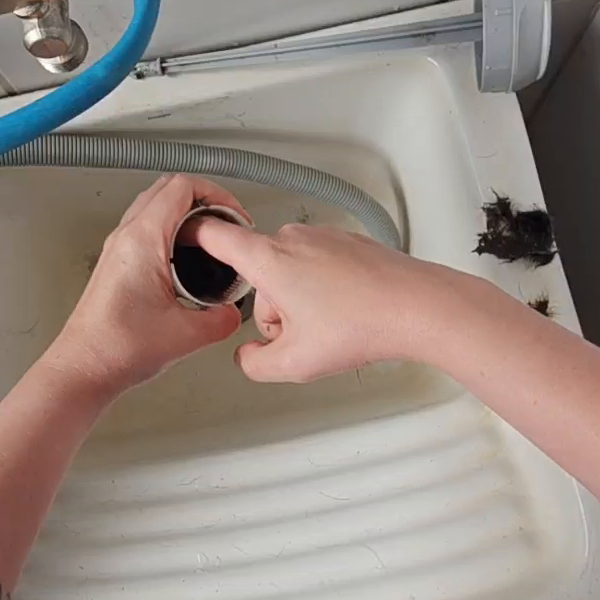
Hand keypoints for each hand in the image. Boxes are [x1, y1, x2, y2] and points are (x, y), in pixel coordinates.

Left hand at [40, 175, 245, 394]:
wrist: (84, 369)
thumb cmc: (116, 348)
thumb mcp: (188, 334)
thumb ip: (223, 318)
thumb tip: (234, 312)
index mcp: (143, 239)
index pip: (183, 186)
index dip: (218, 194)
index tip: (234, 215)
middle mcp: (126, 236)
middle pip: (168, 188)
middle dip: (204, 199)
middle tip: (226, 222)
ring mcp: (117, 249)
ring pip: (154, 207)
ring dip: (185, 214)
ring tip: (210, 241)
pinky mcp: (115, 265)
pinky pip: (145, 230)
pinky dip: (170, 233)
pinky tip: (187, 264)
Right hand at [187, 220, 501, 382]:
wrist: (418, 306)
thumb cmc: (362, 325)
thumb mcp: (295, 364)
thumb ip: (255, 365)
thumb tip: (249, 358)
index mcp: (270, 260)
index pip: (217, 237)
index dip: (195, 236)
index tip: (181, 233)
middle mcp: (293, 239)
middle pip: (260, 273)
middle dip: (273, 307)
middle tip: (303, 333)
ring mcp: (323, 238)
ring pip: (291, 272)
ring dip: (300, 300)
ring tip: (333, 325)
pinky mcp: (348, 242)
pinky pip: (318, 266)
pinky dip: (326, 289)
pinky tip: (349, 311)